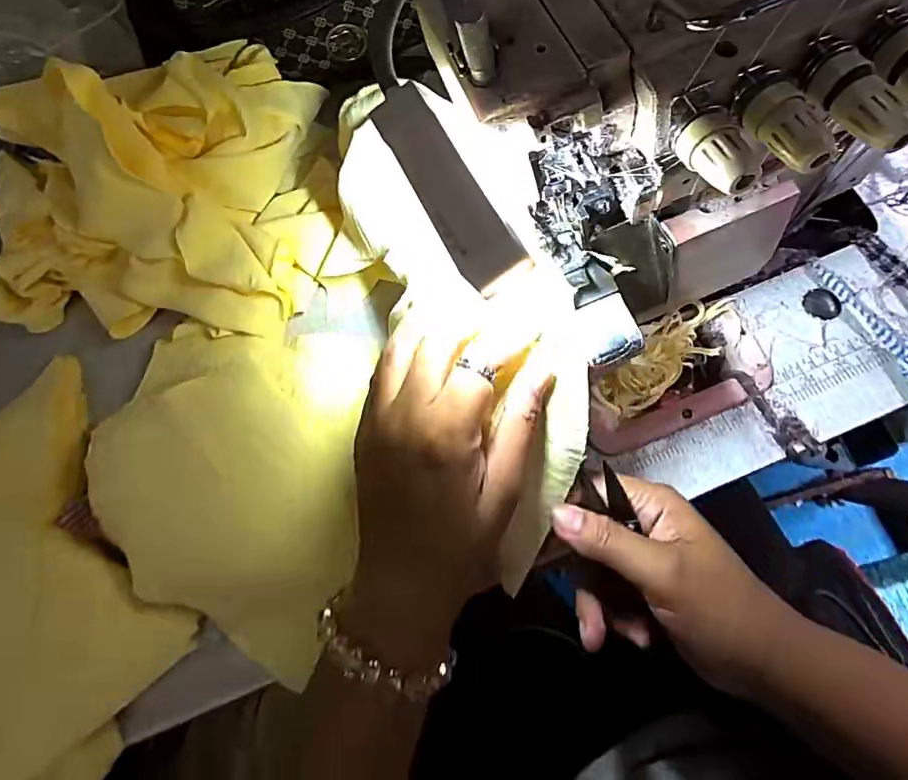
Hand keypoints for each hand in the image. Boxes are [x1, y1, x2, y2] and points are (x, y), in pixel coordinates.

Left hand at [347, 314, 554, 663]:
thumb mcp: (505, 491)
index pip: (480, 358)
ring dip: (437, 326)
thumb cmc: (462, 544)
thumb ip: (521, 424)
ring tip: (467, 323)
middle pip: (438, 340)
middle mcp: (406, 412)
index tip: (534, 324)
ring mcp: (378, 415)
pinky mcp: (364, 424)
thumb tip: (544, 369)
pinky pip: (384, 367)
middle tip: (503, 321)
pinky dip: (408, 346)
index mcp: (446, 430)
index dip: (510, 336)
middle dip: (474, 322)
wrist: (398, 586)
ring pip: (404, 344)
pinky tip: (429, 345)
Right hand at [550, 475, 804, 697]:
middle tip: (592, 623)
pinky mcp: (647, 588)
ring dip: (603, 608)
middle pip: (590, 538)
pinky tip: (639, 639)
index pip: (594, 490)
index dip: (568, 515)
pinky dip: (618, 619)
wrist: (761, 663)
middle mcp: (646, 523)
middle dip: (589, 583)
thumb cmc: (717, 607)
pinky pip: (613, 596)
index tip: (544, 549)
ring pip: (598, 572)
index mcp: (653, 503)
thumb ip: (607, 541)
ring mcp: (646, 557)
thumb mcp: (660, 573)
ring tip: (614, 639)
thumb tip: (556, 510)